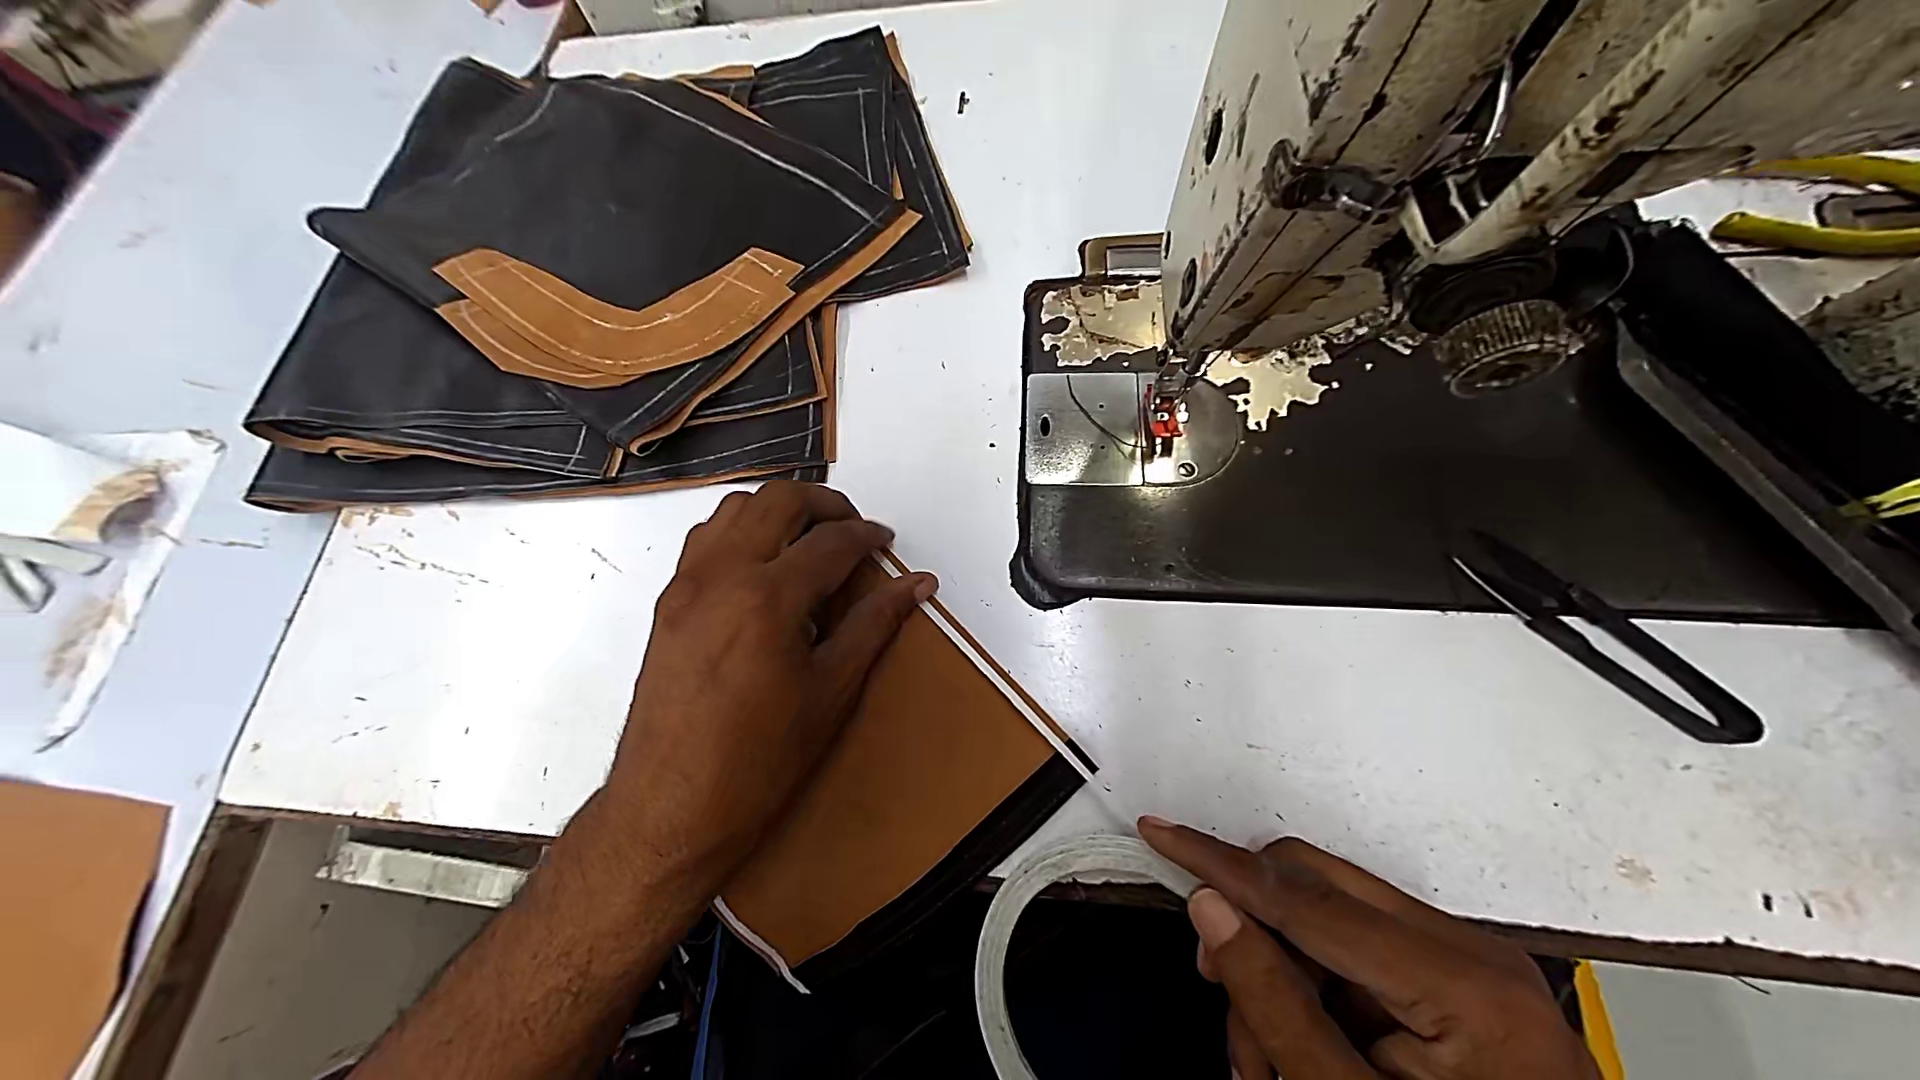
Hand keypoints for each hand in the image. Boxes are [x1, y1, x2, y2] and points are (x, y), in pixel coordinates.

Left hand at [594, 481, 935, 908]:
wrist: (671, 808)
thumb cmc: (752, 764)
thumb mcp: (832, 691)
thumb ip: (874, 624)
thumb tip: (913, 587)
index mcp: (766, 600)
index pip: (830, 542)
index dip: (867, 536)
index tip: (882, 542)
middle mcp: (720, 579)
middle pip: (779, 500)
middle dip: (826, 503)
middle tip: (852, 528)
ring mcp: (687, 587)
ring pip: (736, 507)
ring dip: (779, 509)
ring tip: (811, 539)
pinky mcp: (669, 603)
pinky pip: (706, 537)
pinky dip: (742, 529)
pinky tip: (765, 563)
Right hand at [1139, 818, 1600, 1079]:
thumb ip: (1275, 1003)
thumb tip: (1211, 907)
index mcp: (1466, 987)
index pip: (1308, 897)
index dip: (1220, 863)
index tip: (1160, 832)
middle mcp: (1471, 956)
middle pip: (1316, 889)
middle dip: (1252, 929)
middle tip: (1214, 980)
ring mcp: (1466, 968)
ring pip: (1324, 919)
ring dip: (1277, 973)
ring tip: (1265, 1057)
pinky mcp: (1453, 985)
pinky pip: (1351, 951)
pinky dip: (1310, 990)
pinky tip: (1299, 1048)